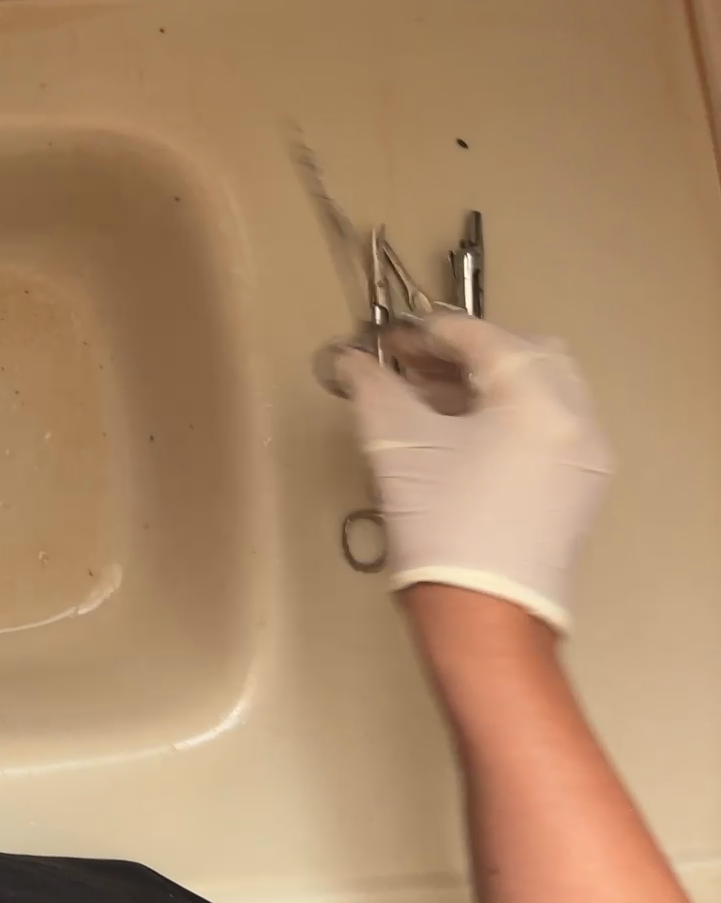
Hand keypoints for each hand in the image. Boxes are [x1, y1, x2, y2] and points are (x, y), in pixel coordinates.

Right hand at [333, 315, 612, 630]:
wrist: (480, 603)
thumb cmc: (437, 513)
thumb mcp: (392, 440)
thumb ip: (370, 385)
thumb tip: (351, 359)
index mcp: (540, 404)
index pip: (488, 339)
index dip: (432, 330)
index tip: (385, 336)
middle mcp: (576, 422)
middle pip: (529, 355)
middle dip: (466, 349)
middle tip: (409, 361)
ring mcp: (581, 456)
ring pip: (538, 389)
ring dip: (481, 378)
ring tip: (421, 393)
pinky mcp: (570, 484)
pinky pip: (540, 423)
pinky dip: (496, 409)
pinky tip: (449, 428)